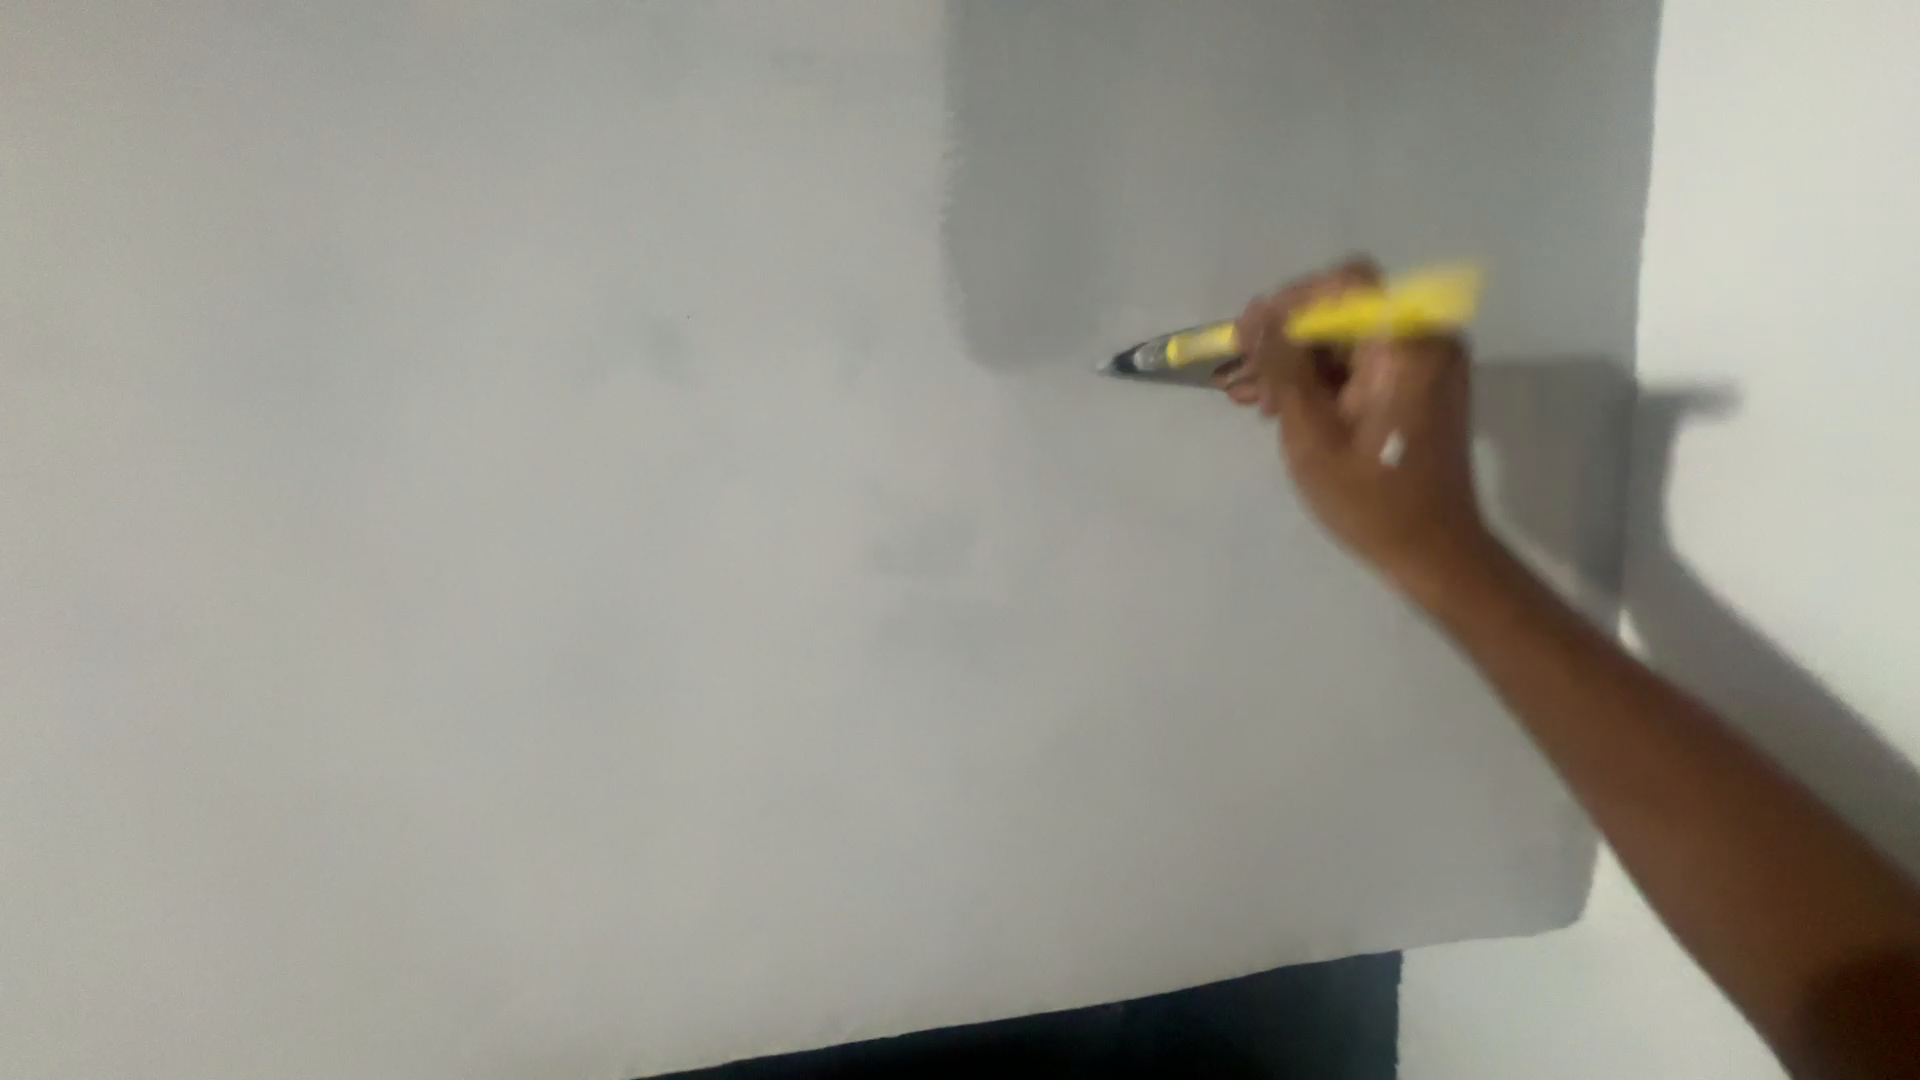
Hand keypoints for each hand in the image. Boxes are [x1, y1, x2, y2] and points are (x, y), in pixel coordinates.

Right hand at [1215, 259, 1499, 589]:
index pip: (1345, 285)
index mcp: (1405, 346)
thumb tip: (1255, 317)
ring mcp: (1421, 366)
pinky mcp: (1414, 389)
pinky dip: (1316, 382)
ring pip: (1343, 342)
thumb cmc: (1368, 497)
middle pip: (1341, 313)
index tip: (1246, 335)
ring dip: (1292, 363)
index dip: (1289, 301)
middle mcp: (1422, 341)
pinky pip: (1357, 367)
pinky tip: (1274, 406)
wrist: (1431, 550)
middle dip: (1283, 338)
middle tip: (1235, 372)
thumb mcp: (1310, 432)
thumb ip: (1283, 366)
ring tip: (1244, 396)